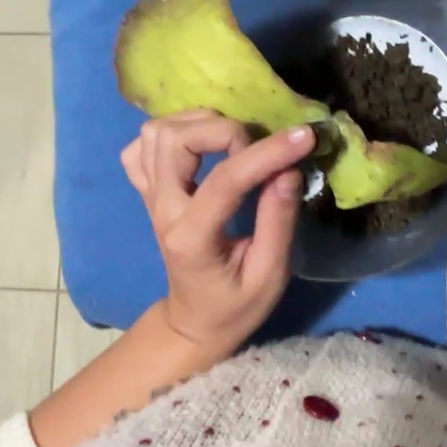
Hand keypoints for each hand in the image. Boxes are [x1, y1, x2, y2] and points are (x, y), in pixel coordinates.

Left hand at [120, 112, 315, 355]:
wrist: (194, 321)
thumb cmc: (236, 305)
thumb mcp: (269, 275)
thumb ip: (278, 222)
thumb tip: (289, 171)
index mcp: (192, 238)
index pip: (225, 180)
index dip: (267, 153)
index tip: (304, 137)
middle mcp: (162, 210)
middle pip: (174, 141)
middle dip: (224, 129)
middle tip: (258, 146)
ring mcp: (149, 198)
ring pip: (155, 133)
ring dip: (199, 124)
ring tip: (236, 140)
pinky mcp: (148, 192)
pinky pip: (142, 145)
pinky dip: (173, 132)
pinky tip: (202, 146)